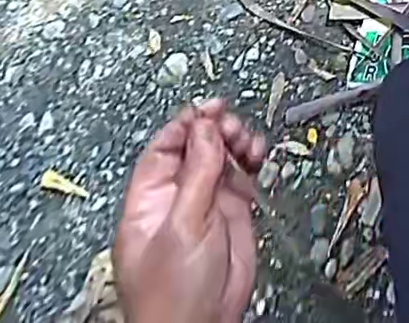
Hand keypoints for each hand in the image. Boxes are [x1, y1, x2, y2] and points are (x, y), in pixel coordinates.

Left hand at [115, 99, 266, 322]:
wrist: (205, 322)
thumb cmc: (174, 291)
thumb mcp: (183, 225)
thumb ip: (197, 173)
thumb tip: (204, 127)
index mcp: (150, 201)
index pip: (164, 148)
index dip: (186, 124)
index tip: (211, 107)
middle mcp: (178, 196)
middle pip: (197, 146)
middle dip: (217, 130)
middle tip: (234, 128)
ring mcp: (206, 200)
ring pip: (223, 153)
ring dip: (238, 140)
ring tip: (249, 144)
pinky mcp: (232, 206)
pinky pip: (243, 169)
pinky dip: (253, 156)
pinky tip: (258, 155)